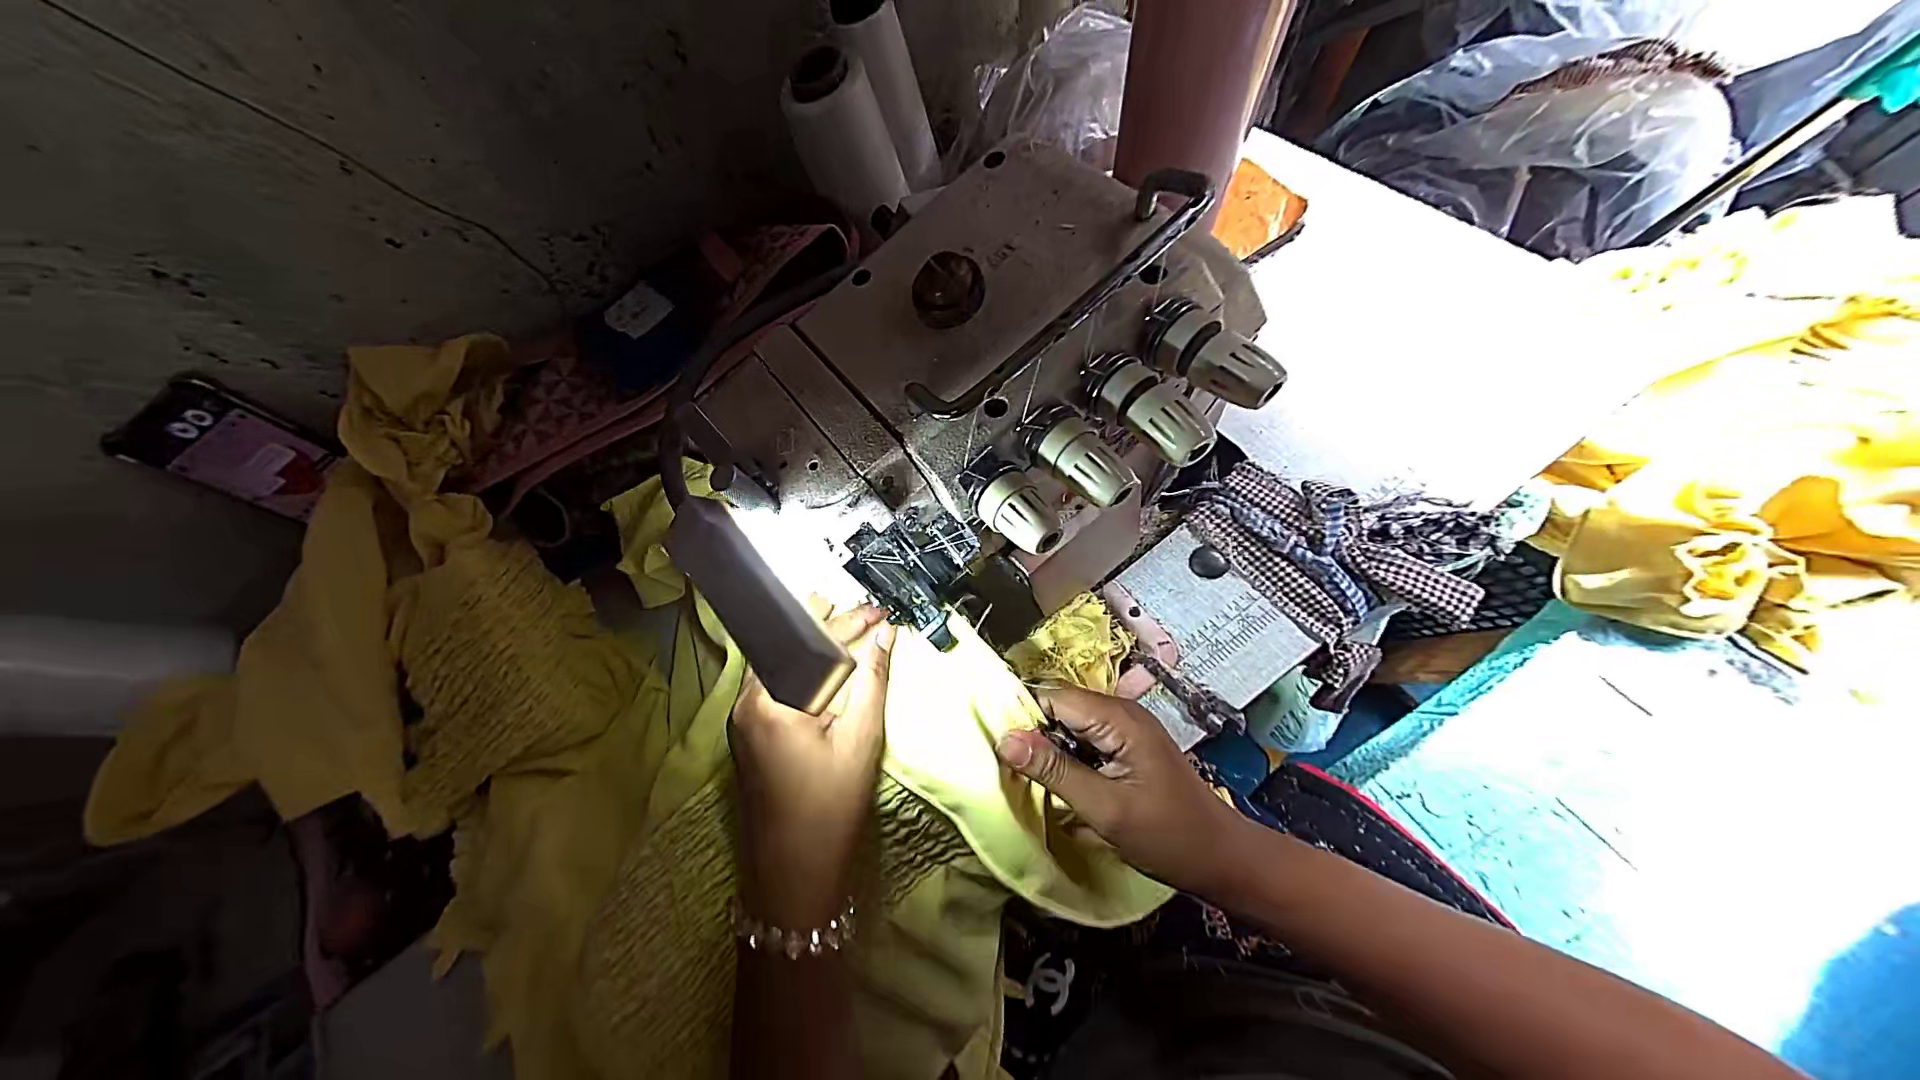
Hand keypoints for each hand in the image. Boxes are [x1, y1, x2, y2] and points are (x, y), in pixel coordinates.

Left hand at [730, 605, 895, 927]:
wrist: (792, 875)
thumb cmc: (829, 809)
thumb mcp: (859, 740)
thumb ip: (872, 681)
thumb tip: (886, 636)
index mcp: (771, 702)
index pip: (813, 646)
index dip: (851, 623)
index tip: (880, 612)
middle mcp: (747, 704)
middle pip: (787, 649)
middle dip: (823, 625)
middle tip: (854, 607)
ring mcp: (742, 721)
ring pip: (778, 665)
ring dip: (809, 645)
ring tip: (834, 620)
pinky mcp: (748, 735)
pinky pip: (773, 686)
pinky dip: (800, 670)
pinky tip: (819, 665)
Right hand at [995, 686, 1259, 900]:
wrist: (1222, 858)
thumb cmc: (1168, 836)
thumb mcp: (1105, 808)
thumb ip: (1054, 771)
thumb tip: (1005, 739)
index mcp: (1118, 718)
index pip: (1054, 698)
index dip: (1024, 717)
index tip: (998, 747)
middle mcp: (1121, 713)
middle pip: (1061, 708)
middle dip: (1035, 734)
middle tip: (1013, 769)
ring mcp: (1125, 729)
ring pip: (1070, 725)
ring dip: (1050, 749)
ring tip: (1033, 779)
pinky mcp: (1126, 747)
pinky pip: (1085, 741)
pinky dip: (1068, 759)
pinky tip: (1061, 784)